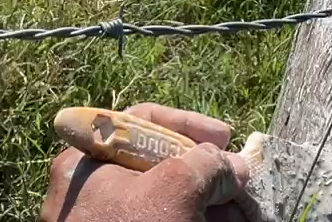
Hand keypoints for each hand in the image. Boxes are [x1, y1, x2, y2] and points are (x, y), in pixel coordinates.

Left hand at [41, 103, 250, 221]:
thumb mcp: (178, 188)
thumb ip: (208, 164)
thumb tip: (233, 167)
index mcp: (88, 161)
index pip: (144, 122)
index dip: (189, 125)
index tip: (225, 138)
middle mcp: (93, 189)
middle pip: (161, 163)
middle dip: (206, 173)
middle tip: (239, 180)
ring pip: (168, 200)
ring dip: (208, 203)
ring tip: (242, 210)